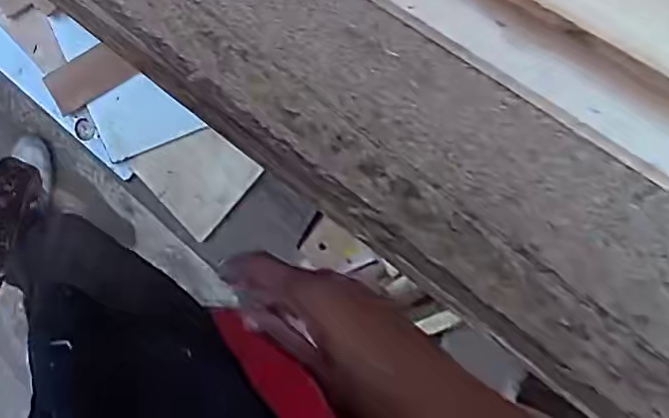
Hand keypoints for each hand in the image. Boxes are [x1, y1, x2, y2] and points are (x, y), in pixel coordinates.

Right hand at [224, 253, 523, 417]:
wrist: (447, 408)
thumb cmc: (382, 395)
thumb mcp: (318, 374)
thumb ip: (279, 339)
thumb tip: (250, 316)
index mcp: (314, 292)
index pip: (261, 265)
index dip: (236, 268)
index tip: (221, 275)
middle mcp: (335, 281)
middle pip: (287, 274)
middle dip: (265, 288)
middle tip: (247, 308)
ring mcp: (359, 290)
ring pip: (311, 285)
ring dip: (292, 299)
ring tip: (281, 325)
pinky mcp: (377, 304)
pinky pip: (334, 295)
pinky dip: (318, 307)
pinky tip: (319, 334)